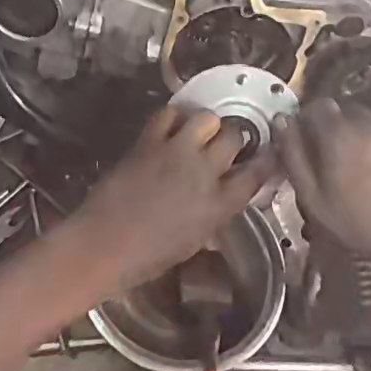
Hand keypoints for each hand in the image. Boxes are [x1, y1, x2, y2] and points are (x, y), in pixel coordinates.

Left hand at [62, 106, 278, 292]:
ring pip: (207, 118)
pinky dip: (176, 116)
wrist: (105, 245)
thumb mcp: (196, 240)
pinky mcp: (149, 142)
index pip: (257, 173)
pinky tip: (174, 125)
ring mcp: (177, 153)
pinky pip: (170, 114)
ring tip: (199, 132)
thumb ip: (215, 212)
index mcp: (221, 205)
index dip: (265, 160)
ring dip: (207, 123)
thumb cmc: (150, 256)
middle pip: (235, 137)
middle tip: (224, 143)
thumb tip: (221, 196)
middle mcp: (206, 173)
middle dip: (234, 137)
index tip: (264, 154)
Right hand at [277, 100, 370, 269]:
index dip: (314, 122)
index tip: (316, 141)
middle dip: (344, 131)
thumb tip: (282, 121)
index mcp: (339, 135)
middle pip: (350, 112)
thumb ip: (294, 156)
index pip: (319, 107)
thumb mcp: (314, 200)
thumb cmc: (361, 227)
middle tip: (348, 163)